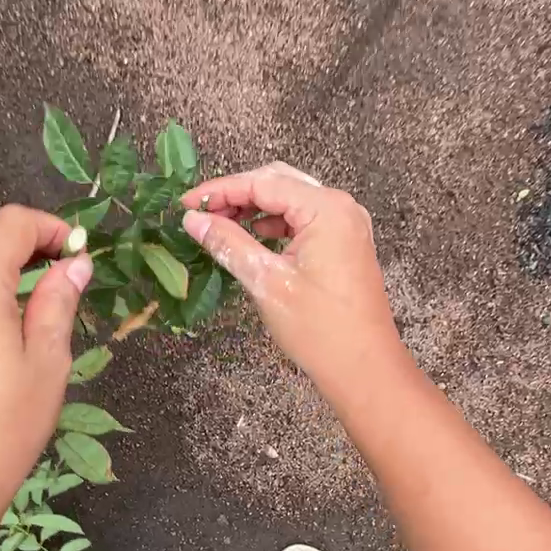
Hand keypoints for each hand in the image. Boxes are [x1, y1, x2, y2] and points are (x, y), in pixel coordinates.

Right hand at [179, 163, 400, 384]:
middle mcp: (341, 207)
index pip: (262, 183)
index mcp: (326, 209)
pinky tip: (253, 237)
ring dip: (255, 207)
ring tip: (220, 225)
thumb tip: (193, 220)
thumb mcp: (266, 282)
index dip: (219, 190)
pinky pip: (304, 219)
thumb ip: (228, 243)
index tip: (185, 204)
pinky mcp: (345, 243)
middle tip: (200, 214)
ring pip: (291, 199)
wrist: (365, 368)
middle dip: (236, 194)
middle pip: (278, 182)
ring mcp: (346, 225)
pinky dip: (275, 223)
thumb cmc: (320, 329)